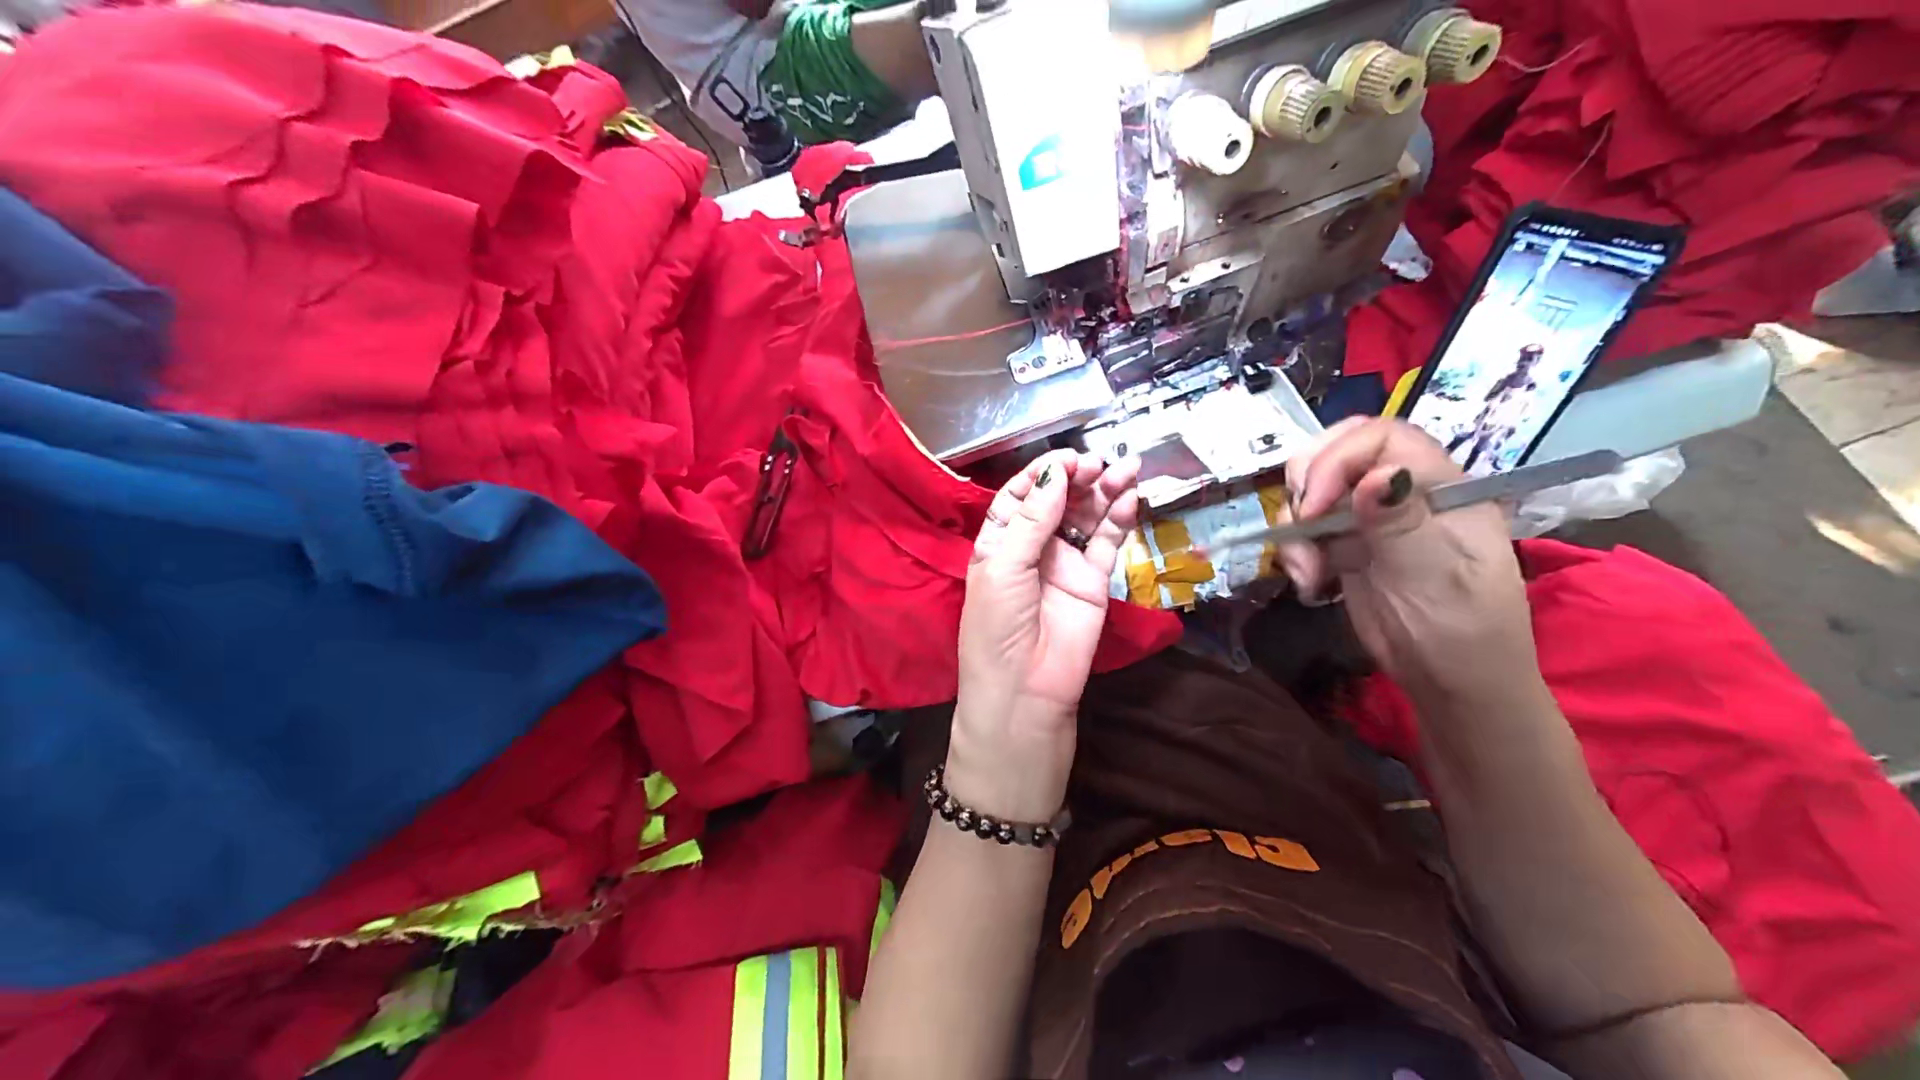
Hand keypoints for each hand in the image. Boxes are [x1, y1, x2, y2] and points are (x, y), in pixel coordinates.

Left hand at [951, 449, 1141, 820]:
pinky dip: (1119, 519)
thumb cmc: (997, 629)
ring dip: (1104, 491)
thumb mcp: (1004, 569)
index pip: (1020, 497)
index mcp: (999, 543)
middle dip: (1078, 478)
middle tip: (1098, 463)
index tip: (1066, 458)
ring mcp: (1065, 565)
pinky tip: (1129, 498)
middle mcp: (1033, 549)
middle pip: (1058, 502)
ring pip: (1087, 517)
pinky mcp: (1093, 582)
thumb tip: (1056, 474)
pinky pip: (1107, 543)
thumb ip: (1031, 521)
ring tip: (1124, 469)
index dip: (1042, 474)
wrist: (1024, 693)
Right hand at [1276, 418, 1539, 707]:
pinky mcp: (1347, 547)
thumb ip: (1401, 523)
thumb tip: (1376, 476)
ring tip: (1307, 572)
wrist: (1453, 683)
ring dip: (1296, 529)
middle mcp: (1402, 493)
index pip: (1380, 439)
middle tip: (1301, 527)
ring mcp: (1371, 520)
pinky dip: (1296, 553)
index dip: (1336, 459)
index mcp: (1439, 486)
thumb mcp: (1435, 576)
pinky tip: (1310, 582)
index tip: (1313, 506)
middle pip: (1336, 454)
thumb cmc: (1461, 631)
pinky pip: (1306, 531)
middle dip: (1307, 487)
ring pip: (1313, 493)